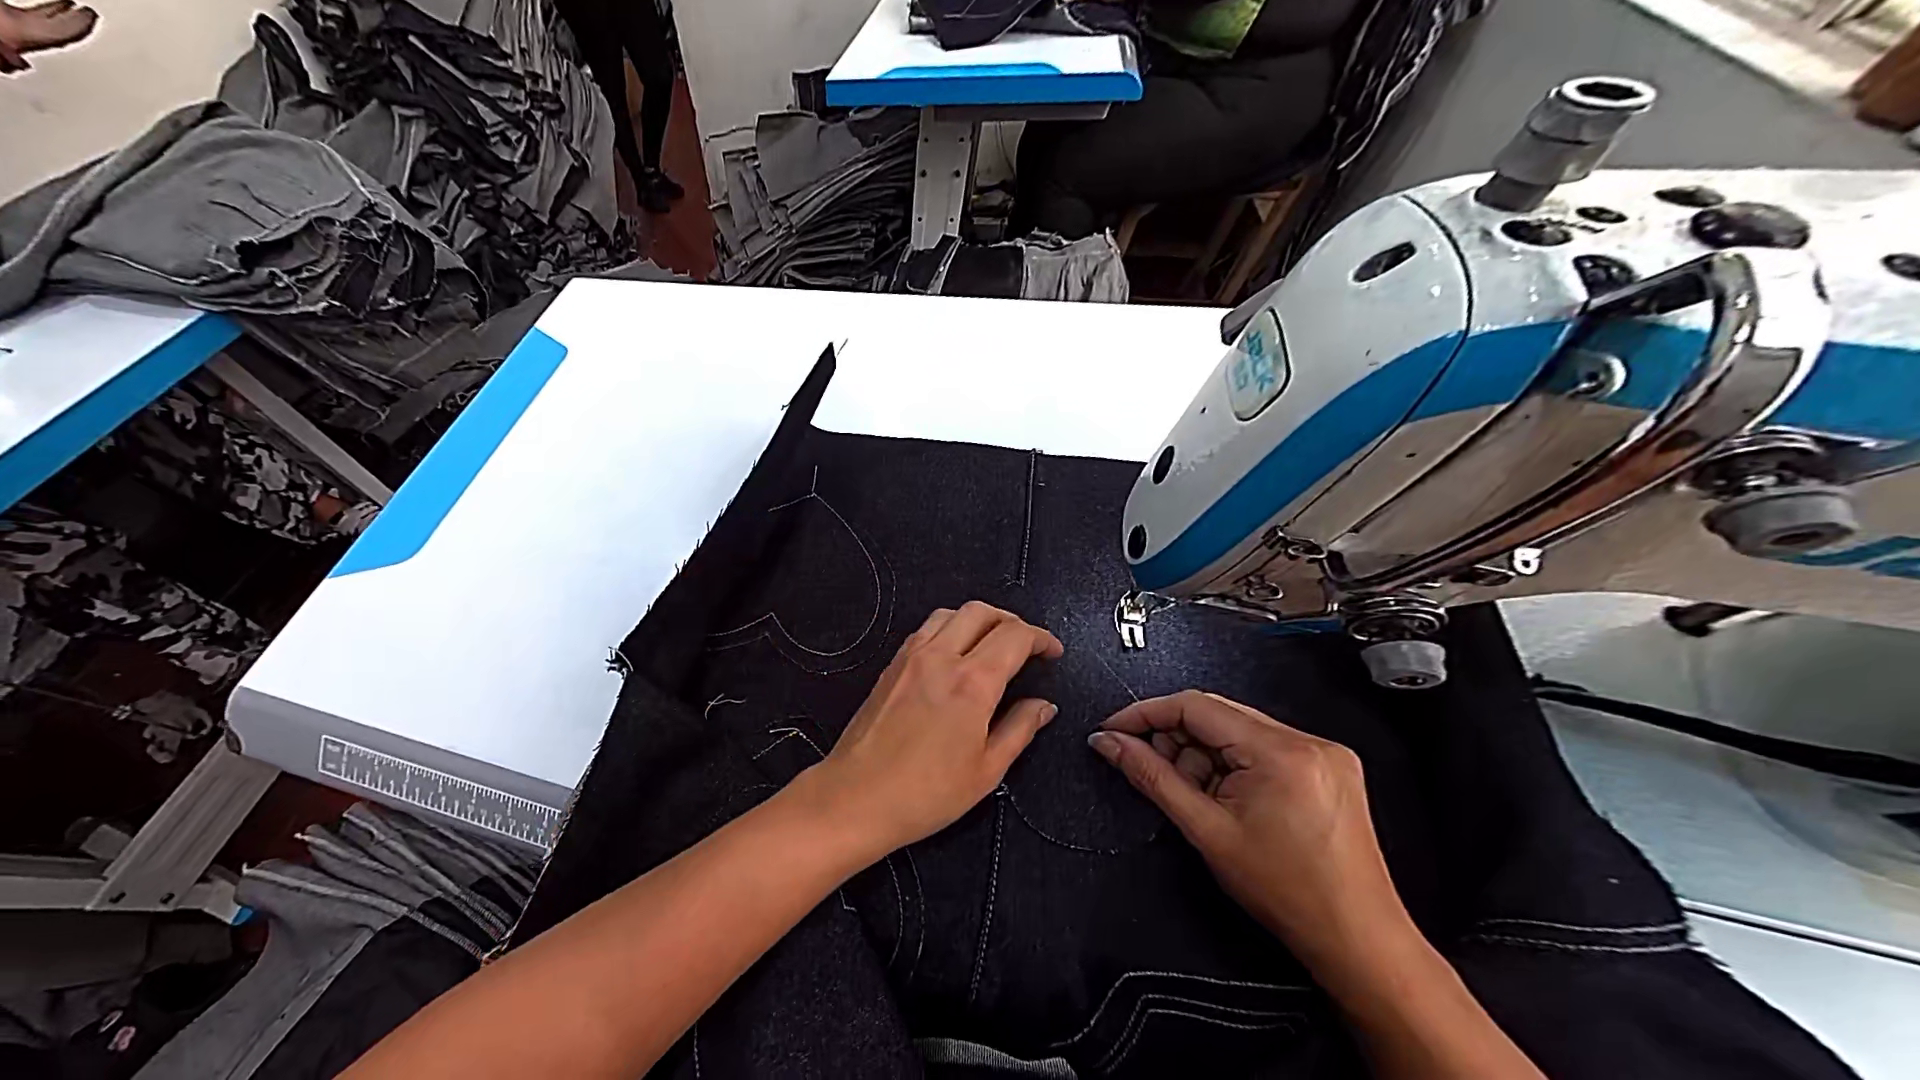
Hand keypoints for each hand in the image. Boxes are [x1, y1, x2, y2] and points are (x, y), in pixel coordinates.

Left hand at [803, 602, 1062, 854]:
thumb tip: (1043, 706)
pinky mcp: (891, 666)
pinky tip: (955, 654)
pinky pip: (926, 629)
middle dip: (1012, 621)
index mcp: (972, 682)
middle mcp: (941, 658)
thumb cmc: (924, 794)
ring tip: (992, 643)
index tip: (1052, 652)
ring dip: (979, 619)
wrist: (854, 799)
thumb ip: (1020, 729)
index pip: (1015, 636)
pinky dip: (950, 629)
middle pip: (983, 612)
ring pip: (951, 613)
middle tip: (1026, 645)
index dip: (1041, 638)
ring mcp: (911, 657)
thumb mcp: (986, 770)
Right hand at [1088, 691, 1408, 964]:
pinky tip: (1225, 796)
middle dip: (1175, 739)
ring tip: (1200, 798)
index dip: (1146, 714)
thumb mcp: (1206, 831)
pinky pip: (1261, 744)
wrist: (1357, 938)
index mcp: (1280, 752)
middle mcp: (1308, 741)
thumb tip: (1113, 744)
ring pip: (1236, 730)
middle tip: (1150, 767)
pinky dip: (1231, 763)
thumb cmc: (1293, 896)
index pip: (1195, 706)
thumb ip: (1152, 777)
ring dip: (1203, 754)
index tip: (1117, 728)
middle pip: (1215, 714)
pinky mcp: (1326, 765)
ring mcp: (1322, 751)